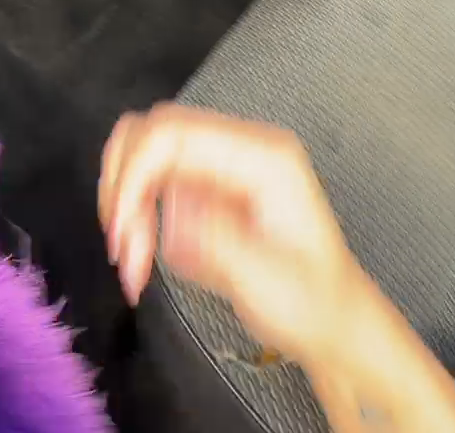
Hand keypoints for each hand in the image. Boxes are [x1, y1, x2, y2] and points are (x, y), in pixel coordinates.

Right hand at [97, 104, 373, 369]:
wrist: (334, 324)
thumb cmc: (314, 306)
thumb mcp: (272, 284)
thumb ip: (219, 242)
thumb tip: (169, 212)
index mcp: (262, 157)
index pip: (171, 133)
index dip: (134, 173)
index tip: (121, 226)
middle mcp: (236, 144)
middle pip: (148, 131)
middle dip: (122, 184)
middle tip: (120, 243)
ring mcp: (216, 157)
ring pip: (139, 150)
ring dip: (121, 199)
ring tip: (129, 255)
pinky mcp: (200, 176)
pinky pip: (146, 175)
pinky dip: (130, 210)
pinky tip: (139, 250)